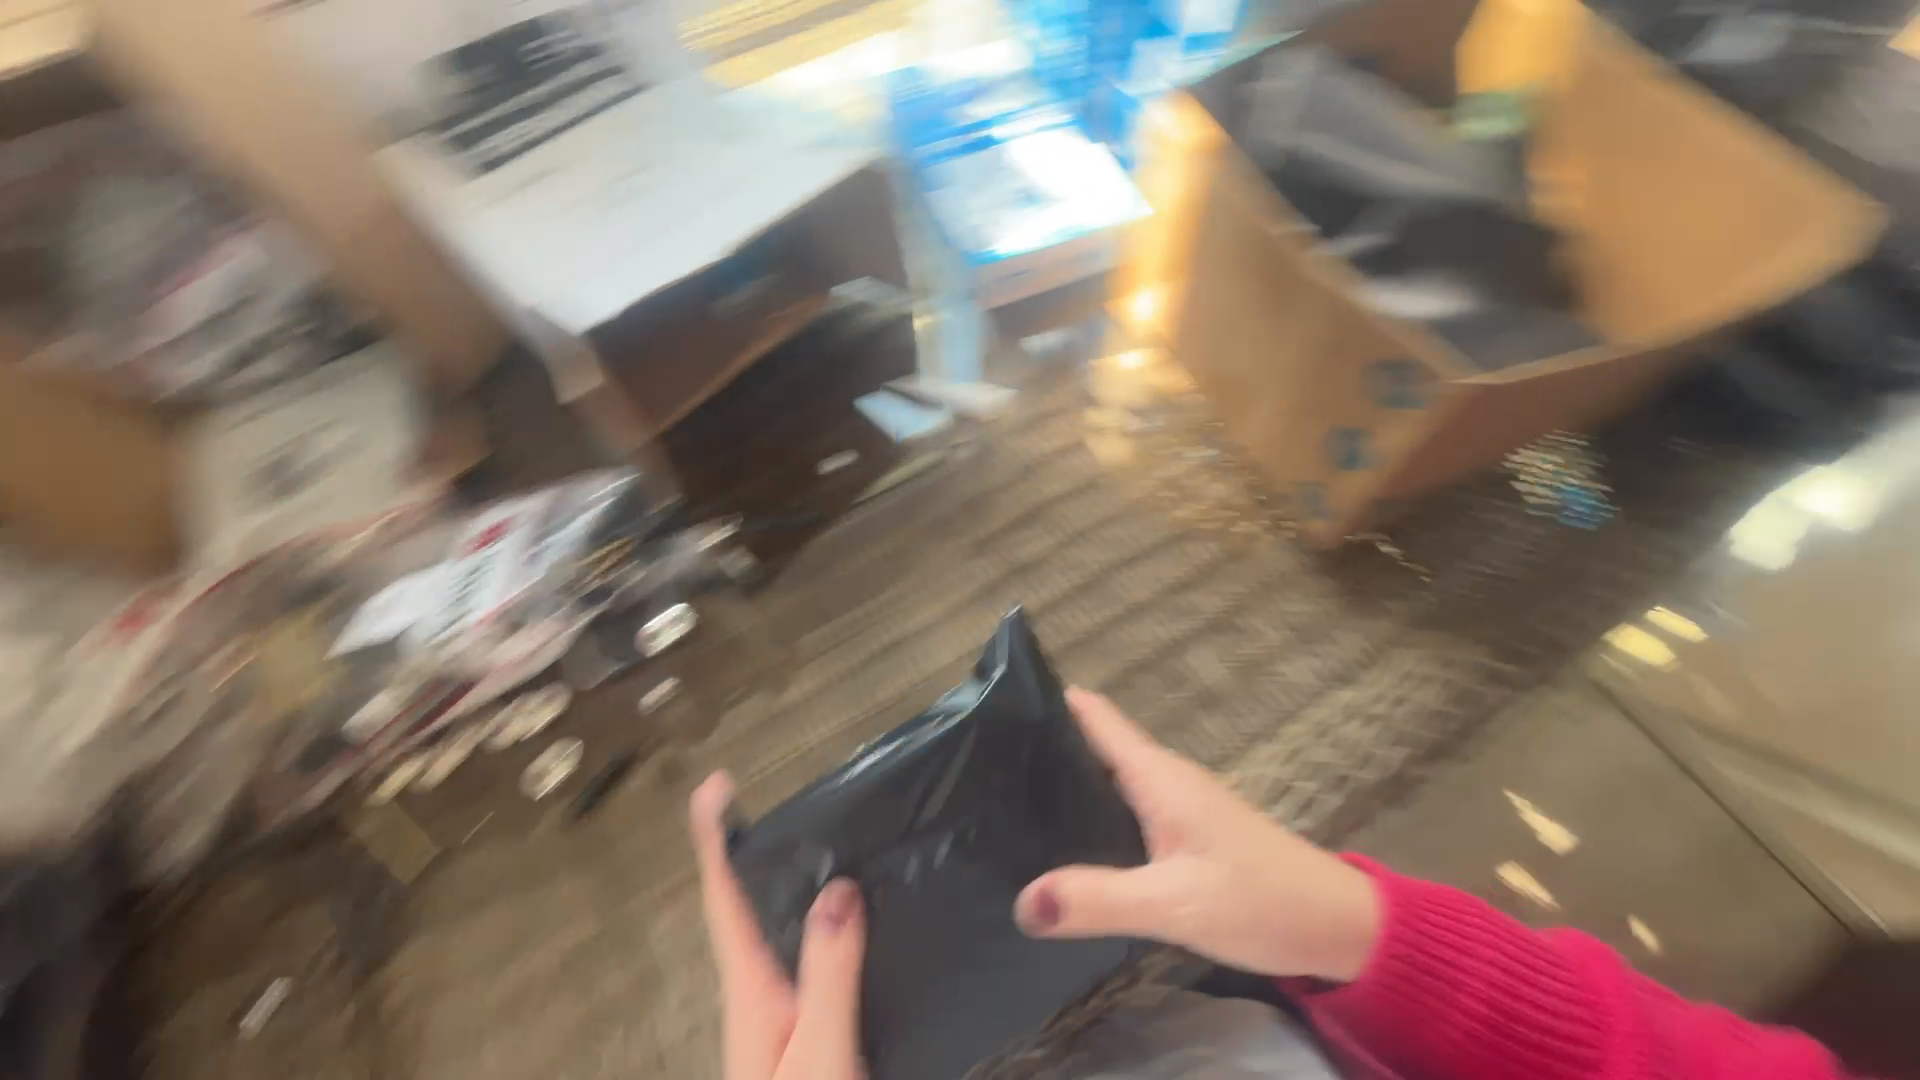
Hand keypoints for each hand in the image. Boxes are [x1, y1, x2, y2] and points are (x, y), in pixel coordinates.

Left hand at [690, 771, 867, 1079]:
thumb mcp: (818, 1054)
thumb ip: (828, 973)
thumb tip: (838, 885)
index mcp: (752, 990)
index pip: (726, 900)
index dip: (714, 841)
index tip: (715, 785)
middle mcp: (760, 995)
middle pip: (751, 909)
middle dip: (756, 852)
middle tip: (790, 803)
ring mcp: (781, 1017)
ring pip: (784, 933)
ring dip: (794, 885)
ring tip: (829, 843)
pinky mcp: (806, 1032)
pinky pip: (815, 959)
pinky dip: (829, 925)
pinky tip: (860, 921)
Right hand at [1014, 689, 1383, 981]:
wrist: (1338, 928)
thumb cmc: (1260, 900)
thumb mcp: (1173, 904)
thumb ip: (1098, 899)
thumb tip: (1020, 902)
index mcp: (1156, 775)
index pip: (1093, 715)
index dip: (1048, 700)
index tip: (994, 701)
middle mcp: (1162, 779)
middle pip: (1091, 746)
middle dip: (1041, 747)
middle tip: (982, 761)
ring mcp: (1174, 806)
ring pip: (1105, 781)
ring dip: (1063, 785)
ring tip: (1005, 801)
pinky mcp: (1182, 835)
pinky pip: (1121, 812)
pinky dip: (1089, 818)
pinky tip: (1063, 847)